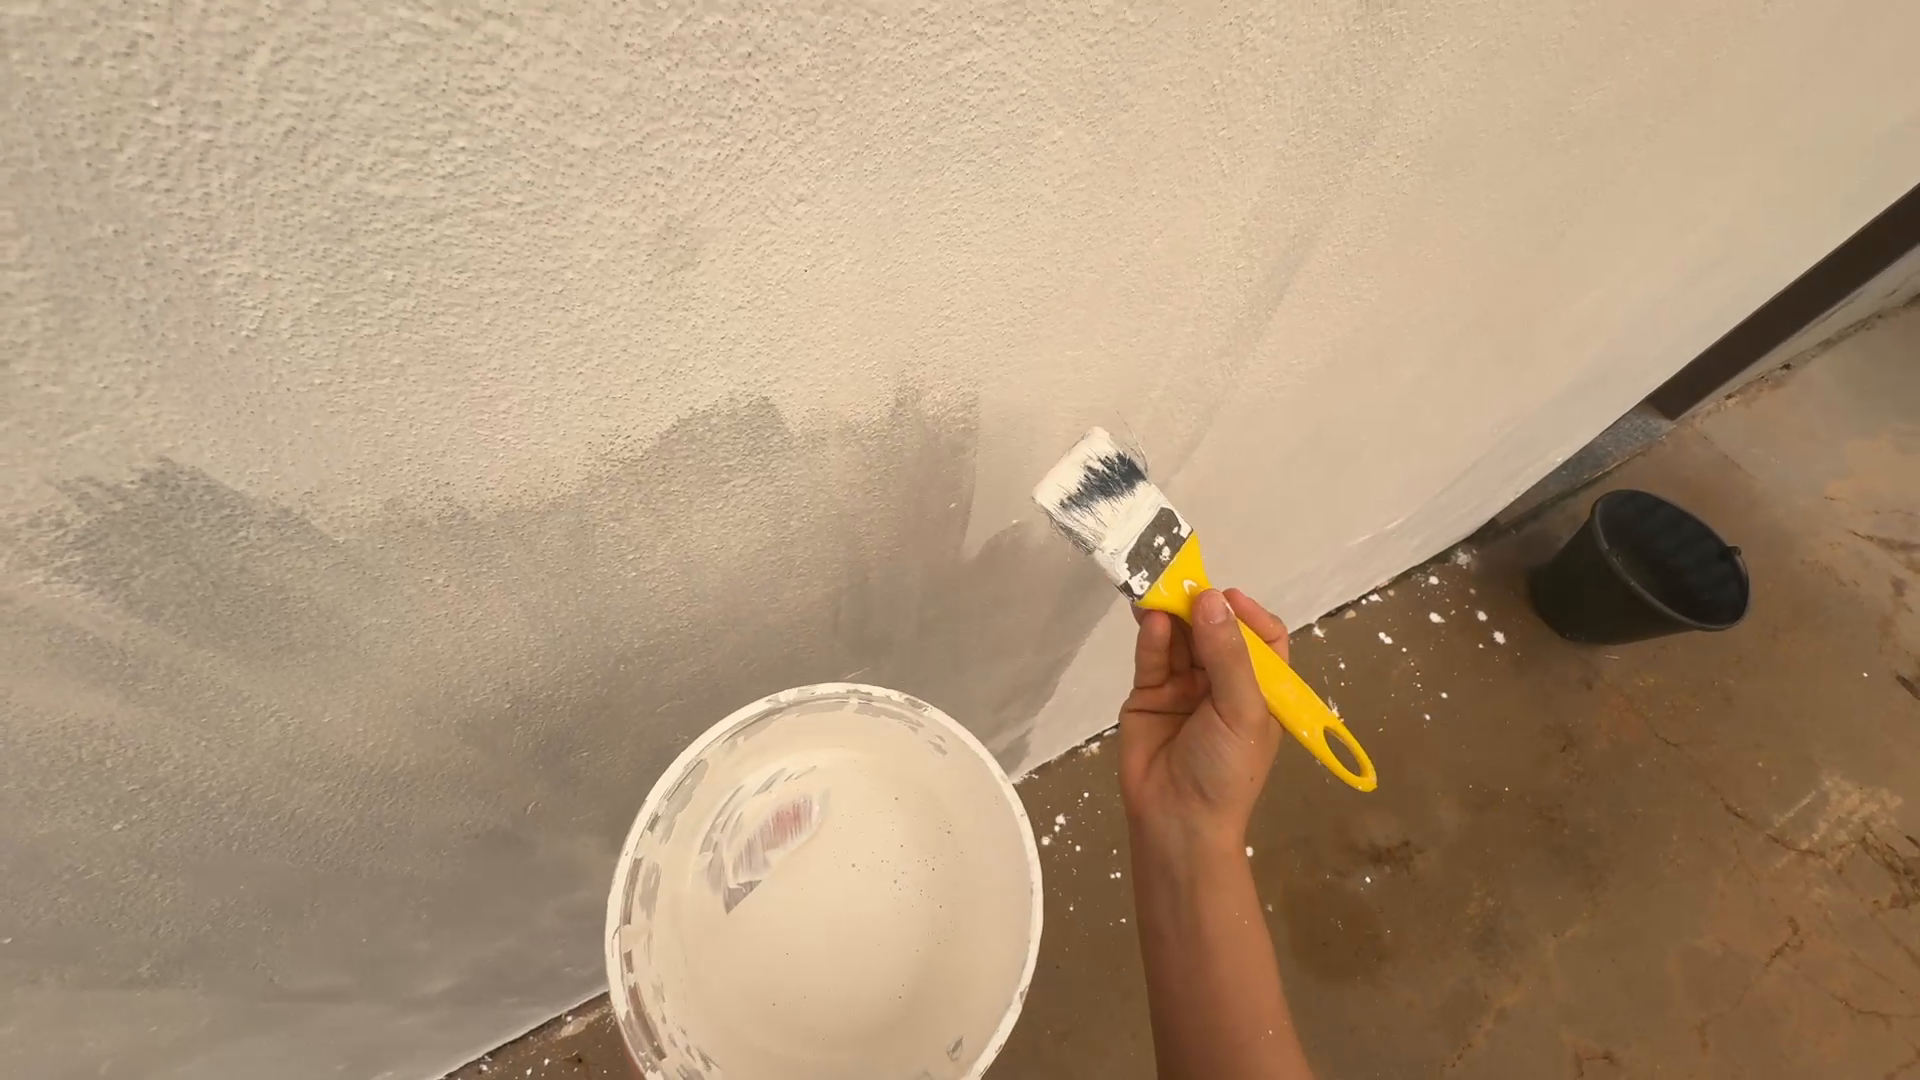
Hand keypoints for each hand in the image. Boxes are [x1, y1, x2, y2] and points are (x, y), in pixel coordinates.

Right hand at [1119, 588, 1287, 848]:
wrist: (1177, 820)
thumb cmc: (1226, 770)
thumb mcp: (1241, 710)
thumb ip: (1226, 653)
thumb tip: (1210, 598)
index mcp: (1261, 689)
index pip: (1262, 637)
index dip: (1247, 613)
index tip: (1225, 595)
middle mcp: (1224, 682)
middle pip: (1214, 631)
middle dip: (1200, 606)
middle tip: (1180, 579)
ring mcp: (1184, 686)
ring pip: (1180, 638)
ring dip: (1171, 615)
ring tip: (1157, 590)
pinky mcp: (1149, 692)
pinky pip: (1153, 657)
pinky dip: (1151, 637)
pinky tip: (1148, 620)